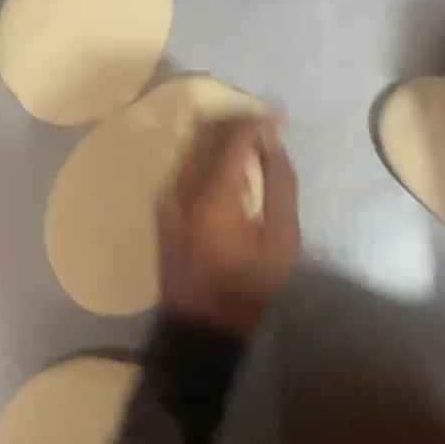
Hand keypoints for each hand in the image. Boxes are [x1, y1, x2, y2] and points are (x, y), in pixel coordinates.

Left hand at [157, 115, 300, 336]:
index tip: (279, 117)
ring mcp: (167, 194)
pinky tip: (229, 162)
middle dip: (239, 119)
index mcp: (214, 196)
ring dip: (222, 132)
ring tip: (251, 138)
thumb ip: (280, 183)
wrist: (200, 327)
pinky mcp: (162, 204)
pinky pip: (185, 160)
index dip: (258, 120)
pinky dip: (208, 150)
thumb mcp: (282, 239)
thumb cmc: (249, 287)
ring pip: (193, 142)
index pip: (234, 136)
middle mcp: (183, 186)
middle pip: (208, 131)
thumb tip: (274, 140)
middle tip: (266, 122)